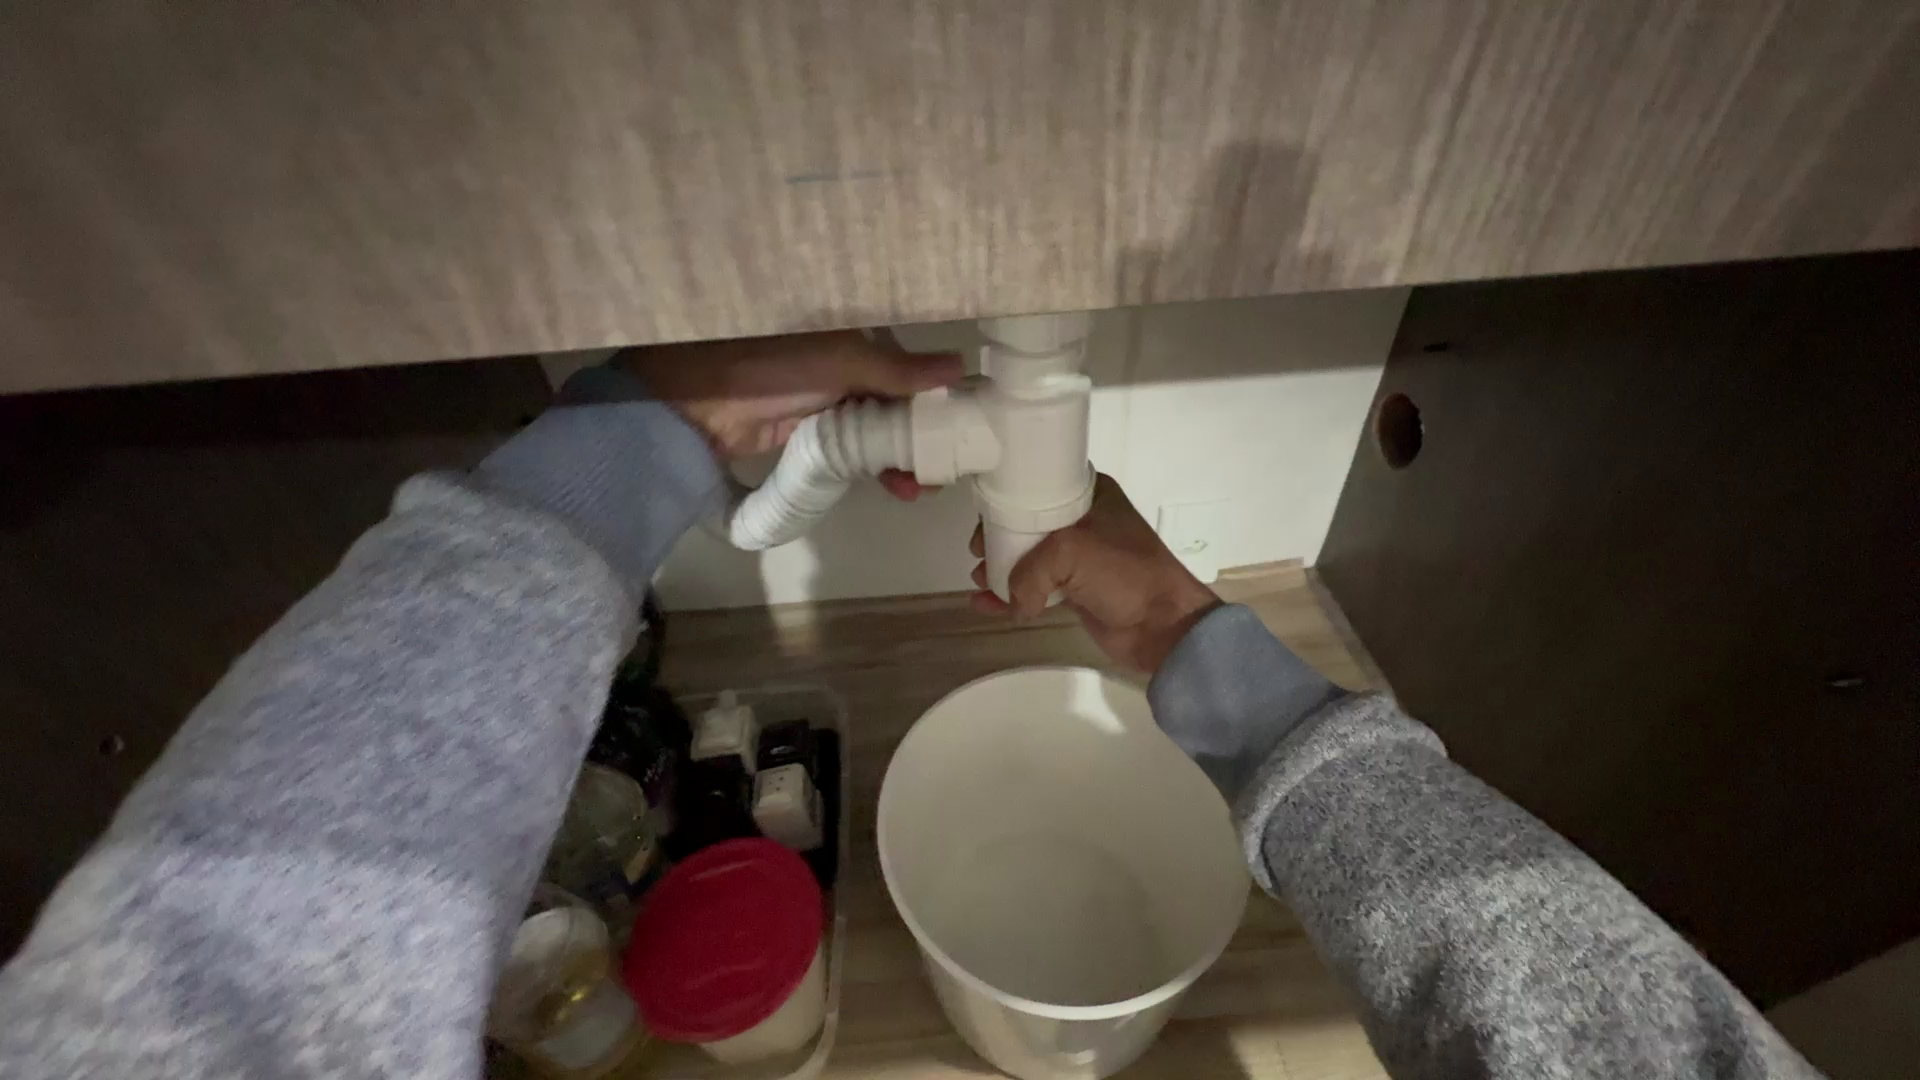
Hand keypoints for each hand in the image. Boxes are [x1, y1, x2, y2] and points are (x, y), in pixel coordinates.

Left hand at [617, 331, 961, 499]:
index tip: (965, 425)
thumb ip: (898, 370)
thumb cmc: (772, 367)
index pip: (910, 368)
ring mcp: (831, 405)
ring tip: (923, 487)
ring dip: (905, 459)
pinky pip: (858, 453)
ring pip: (882, 434)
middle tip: (948, 466)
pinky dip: (879, 469)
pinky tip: (899, 488)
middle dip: (926, 437)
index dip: (938, 396)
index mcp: (854, 339)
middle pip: (901, 405)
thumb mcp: (840, 362)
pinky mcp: (816, 438)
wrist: (698, 405)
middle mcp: (847, 368)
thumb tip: (961, 366)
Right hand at [969, 473, 1220, 672]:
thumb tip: (1015, 602)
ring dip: (1000, 569)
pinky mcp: (1074, 589)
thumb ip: (1028, 573)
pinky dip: (1010, 596)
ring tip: (980, 583)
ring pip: (1027, 557)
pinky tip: (986, 605)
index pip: (1037, 486)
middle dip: (997, 539)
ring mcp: (1078, 556)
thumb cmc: (1123, 574)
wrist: (1161, 625)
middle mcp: (1081, 520)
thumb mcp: (1069, 553)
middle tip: (978, 553)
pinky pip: (1033, 588)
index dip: (1005, 500)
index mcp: (1088, 494)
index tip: (982, 518)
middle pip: (1025, 523)